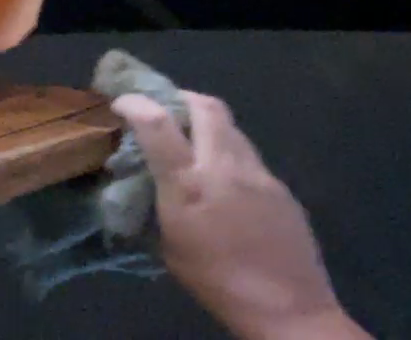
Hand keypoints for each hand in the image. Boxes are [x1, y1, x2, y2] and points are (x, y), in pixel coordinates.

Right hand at [114, 93, 369, 339]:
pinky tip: (223, 181)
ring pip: (231, 127)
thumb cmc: (214, 279)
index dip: (133, 102)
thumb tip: (134, 169)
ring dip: (205, 124)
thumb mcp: (164, 237)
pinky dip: (227, 153)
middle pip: (205, 106)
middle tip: (161, 108)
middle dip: (178, 98)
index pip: (155, 120)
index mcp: (188, 183)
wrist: (291, 313)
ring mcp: (260, 177)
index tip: (119, 104)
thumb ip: (151, 194)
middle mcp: (225, 168)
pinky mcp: (283, 190)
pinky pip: (249, 155)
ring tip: (190, 142)